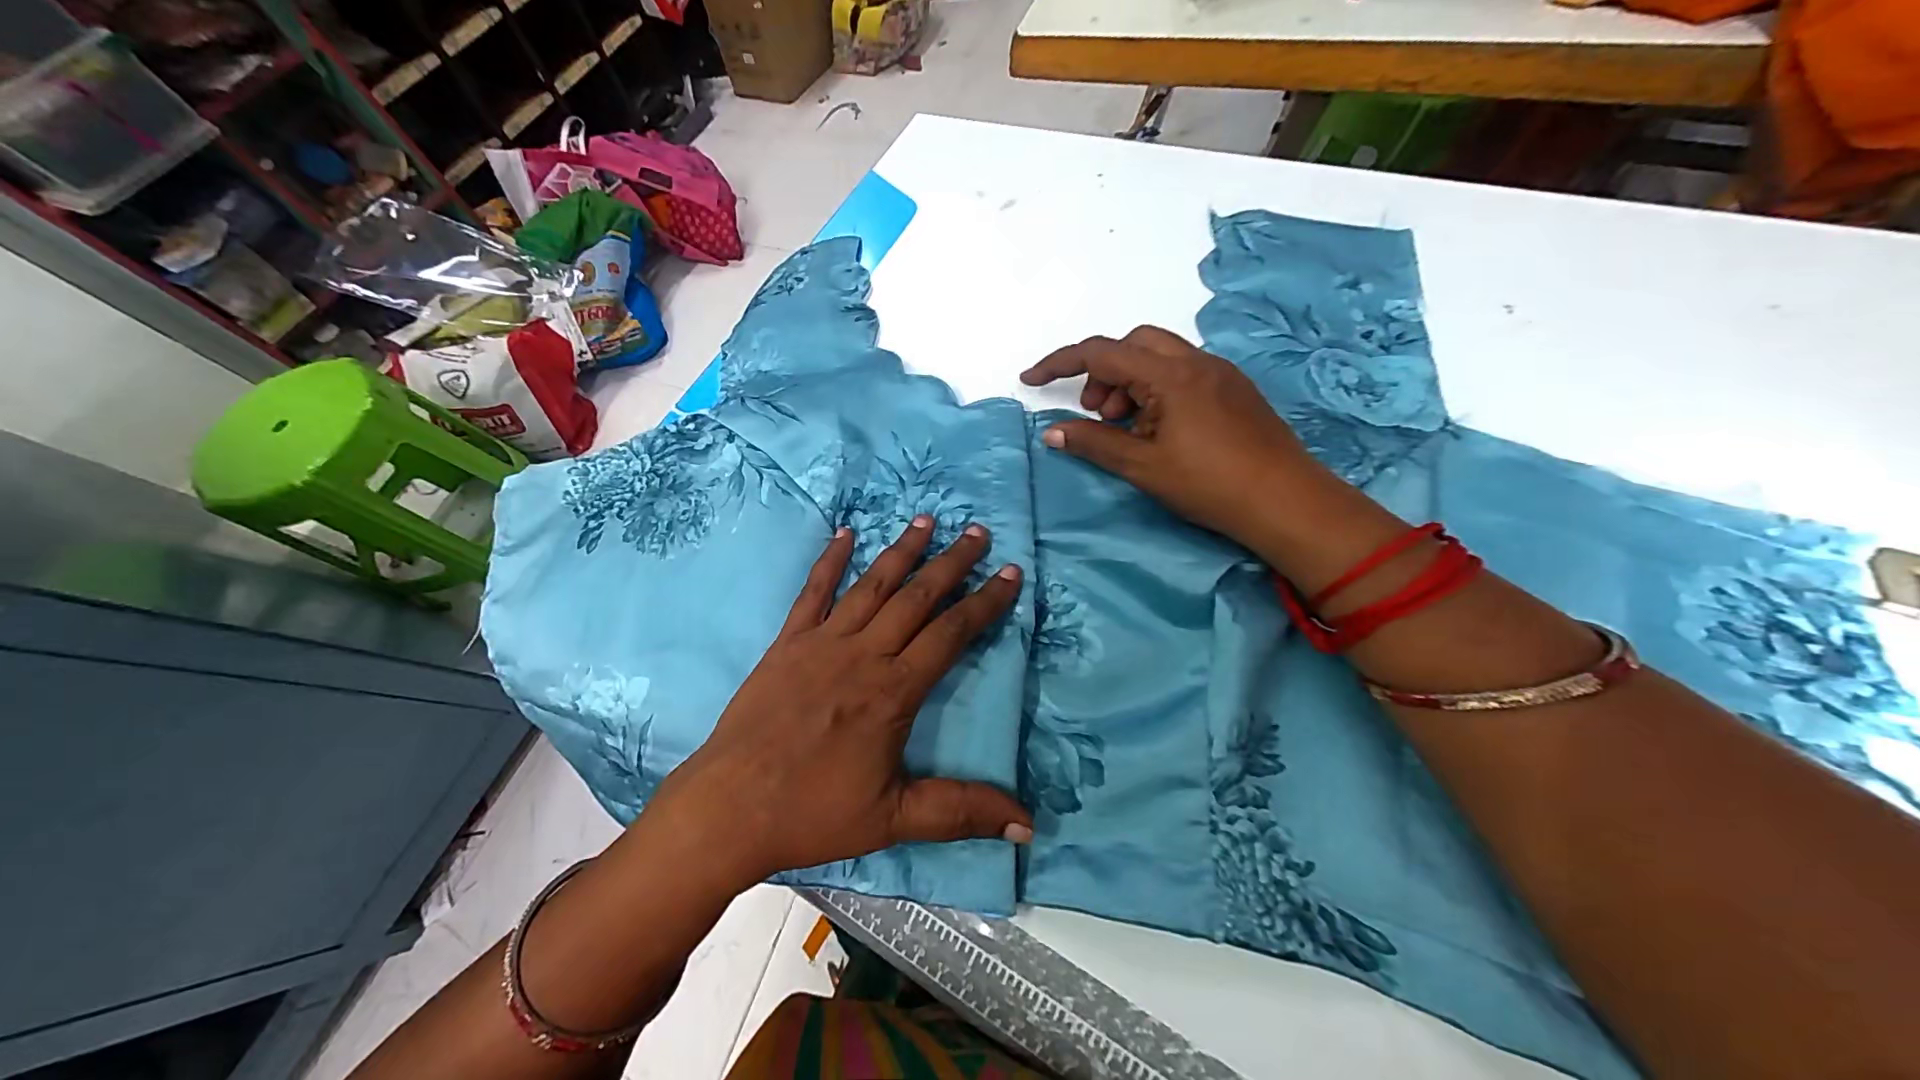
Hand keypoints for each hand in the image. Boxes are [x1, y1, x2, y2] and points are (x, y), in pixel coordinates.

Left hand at [648, 518, 1030, 888]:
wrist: (728, 808)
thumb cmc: (812, 812)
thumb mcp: (894, 818)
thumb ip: (962, 811)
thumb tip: (1028, 825)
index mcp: (893, 690)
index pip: (951, 633)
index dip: (985, 601)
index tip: (1010, 572)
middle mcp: (862, 654)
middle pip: (916, 597)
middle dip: (951, 563)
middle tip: (977, 532)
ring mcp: (820, 643)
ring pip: (871, 585)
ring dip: (901, 551)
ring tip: (926, 520)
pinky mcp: (786, 643)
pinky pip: (812, 592)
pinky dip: (830, 560)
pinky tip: (844, 533)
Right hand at [1020, 326, 1331, 546]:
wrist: (1285, 501)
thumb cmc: (1208, 484)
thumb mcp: (1142, 466)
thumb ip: (1093, 442)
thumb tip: (1051, 431)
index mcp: (1169, 374)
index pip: (1101, 353)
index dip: (1059, 363)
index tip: (1031, 380)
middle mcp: (1195, 361)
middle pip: (1133, 344)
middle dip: (1103, 372)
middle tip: (1098, 415)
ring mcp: (1220, 373)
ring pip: (1160, 357)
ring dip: (1130, 382)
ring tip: (1128, 428)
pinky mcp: (1234, 390)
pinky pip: (1183, 373)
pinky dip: (1157, 389)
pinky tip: (1160, 429)